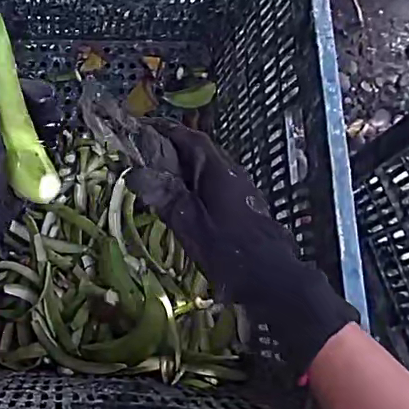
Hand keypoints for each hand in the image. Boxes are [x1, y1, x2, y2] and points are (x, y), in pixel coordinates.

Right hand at [126, 120, 358, 376]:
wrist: (274, 279)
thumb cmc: (230, 251)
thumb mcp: (190, 225)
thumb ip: (165, 196)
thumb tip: (134, 173)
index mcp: (218, 172)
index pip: (192, 139)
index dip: (167, 131)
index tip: (144, 129)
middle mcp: (232, 174)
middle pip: (201, 151)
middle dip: (173, 147)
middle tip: (145, 152)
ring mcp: (241, 190)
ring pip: (209, 168)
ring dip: (185, 166)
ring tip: (158, 174)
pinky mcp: (244, 206)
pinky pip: (214, 184)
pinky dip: (195, 183)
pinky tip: (184, 199)